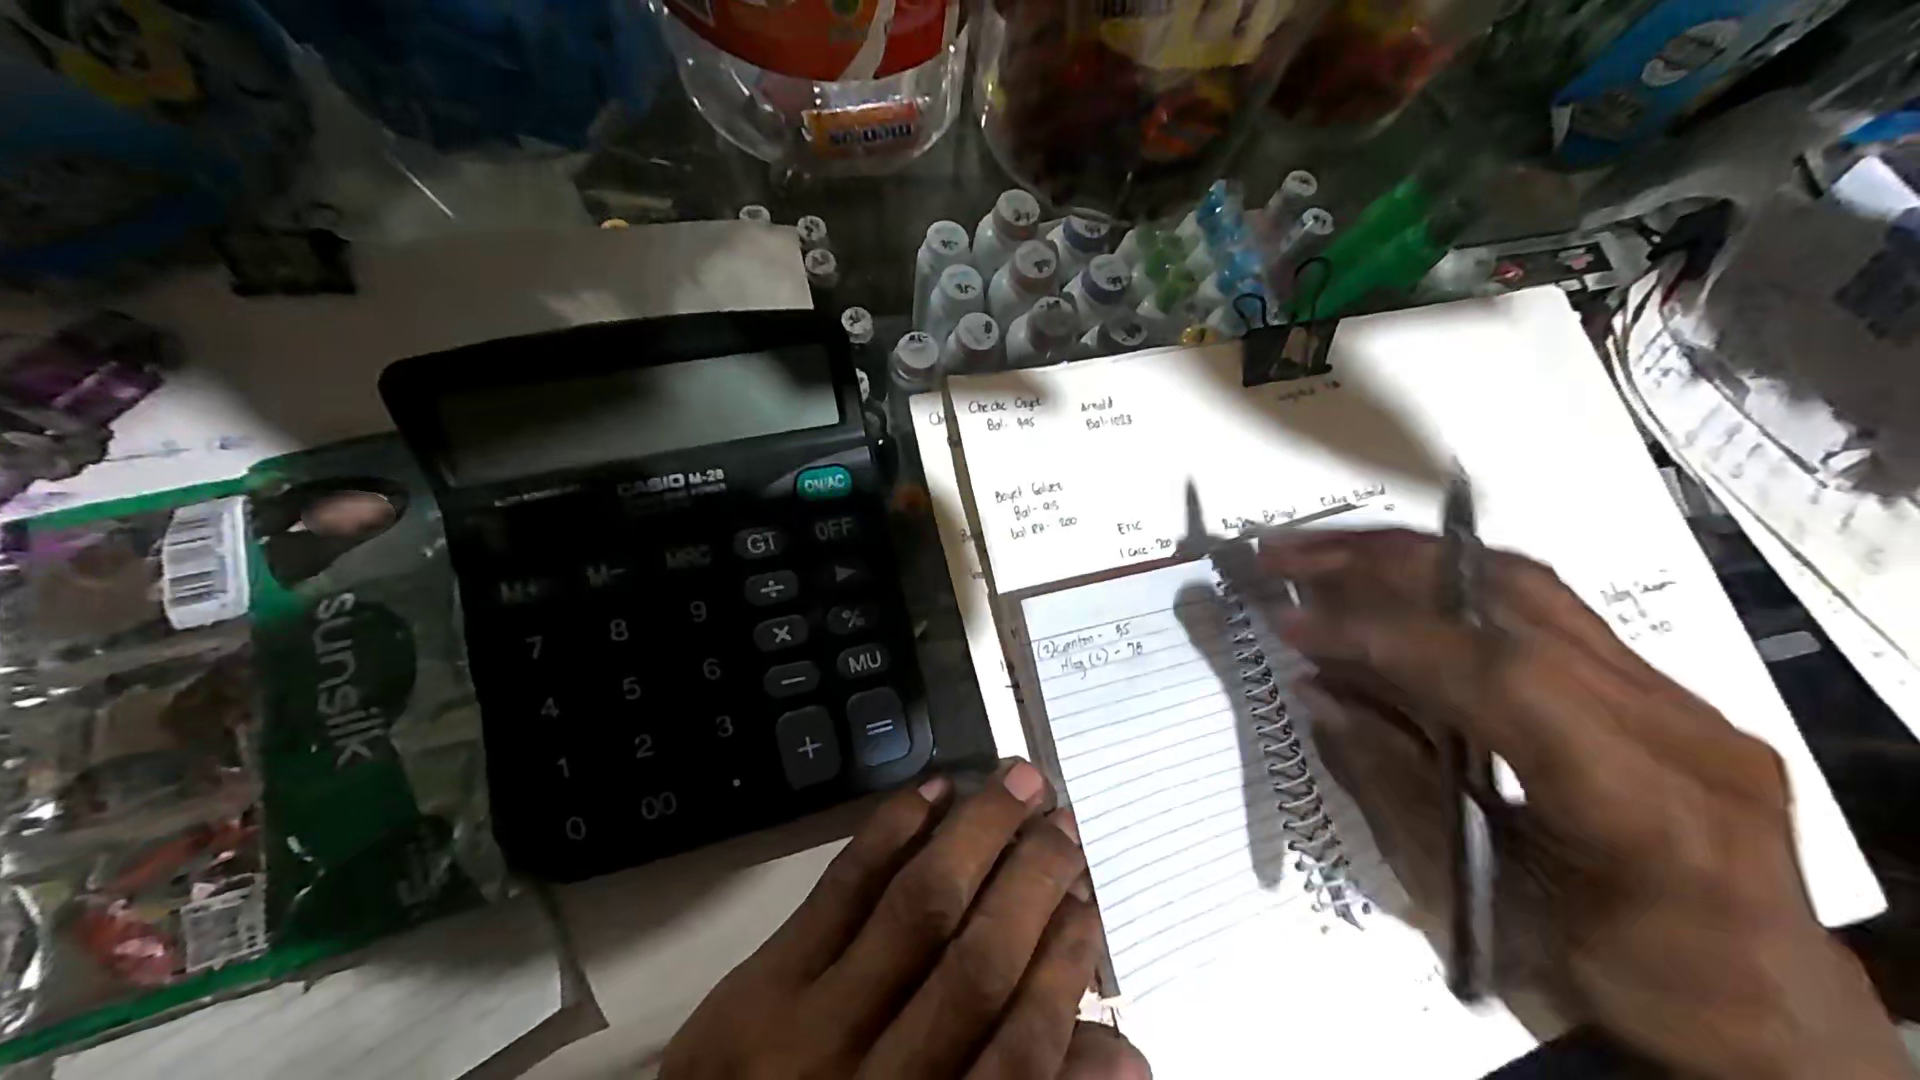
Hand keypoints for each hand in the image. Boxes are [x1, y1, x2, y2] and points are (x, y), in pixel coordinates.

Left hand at [661, 760, 1149, 1079]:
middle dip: (1032, 880)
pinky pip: (841, 887)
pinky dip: (893, 831)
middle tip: (1064, 823)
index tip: (1087, 903)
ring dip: (977, 834)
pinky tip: (934, 789)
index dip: (1065, 967)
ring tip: (1017, 785)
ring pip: (917, 907)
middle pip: (976, 964)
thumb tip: (1128, 1055)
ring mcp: (810, 1024)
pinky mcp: (763, 980)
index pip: (1020, 1051)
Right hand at [1261, 529, 1910, 1079]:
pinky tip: (1390, 582)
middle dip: (1384, 563)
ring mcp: (1677, 698)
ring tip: (1323, 551)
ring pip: (1528, 587)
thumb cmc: (1608, 980)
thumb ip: (1394, 783)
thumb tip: (1316, 691)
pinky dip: (1447, 585)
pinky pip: (1539, 610)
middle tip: (1286, 554)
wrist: (1759, 1017)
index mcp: (1642, 800)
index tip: (1290, 622)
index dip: (1382, 635)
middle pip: (1513, 599)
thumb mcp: (1482, 897)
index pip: (1495, 672)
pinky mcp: (1659, 691)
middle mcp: (1676, 726)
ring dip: (1411, 558)